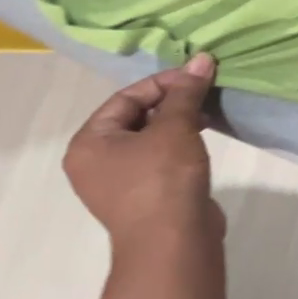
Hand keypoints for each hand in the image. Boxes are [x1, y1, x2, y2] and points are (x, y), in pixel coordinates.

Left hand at [64, 54, 221, 247]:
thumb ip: (186, 91)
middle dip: (173, 101)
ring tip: (209, 113)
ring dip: (179, 120)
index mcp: (89, 143)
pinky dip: (179, 141)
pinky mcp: (142, 192)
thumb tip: (201, 58)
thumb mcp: (176, 127)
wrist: (171, 240)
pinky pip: (158, 155)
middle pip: (136, 115)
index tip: (200, 77)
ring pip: (149, 136)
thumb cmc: (163, 178)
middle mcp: (94, 160)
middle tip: (207, 93)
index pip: (127, 97)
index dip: (165, 82)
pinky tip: (202, 139)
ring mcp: (117, 180)